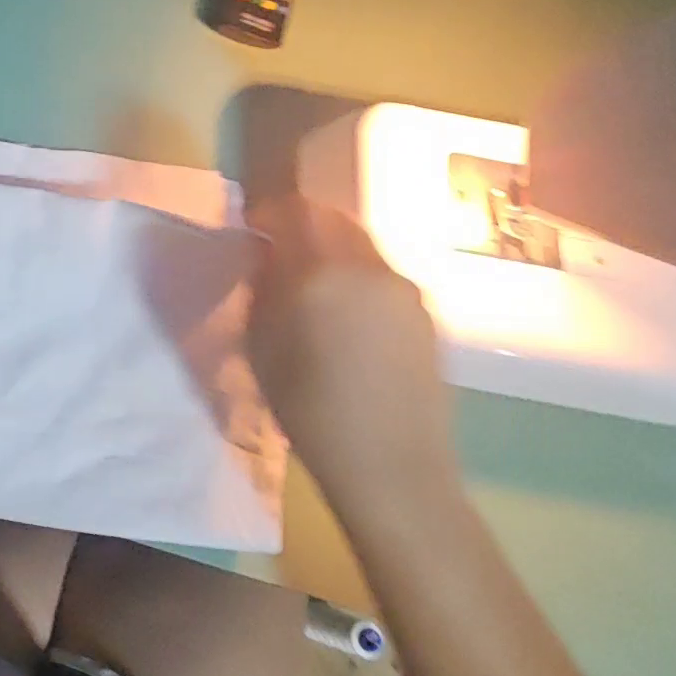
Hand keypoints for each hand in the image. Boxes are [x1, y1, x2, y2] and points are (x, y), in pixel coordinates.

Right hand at [245, 196, 457, 512]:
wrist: (390, 464)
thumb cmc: (306, 406)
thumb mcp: (260, 343)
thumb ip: (261, 288)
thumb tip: (263, 255)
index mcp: (323, 272)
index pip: (296, 211)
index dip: (269, 212)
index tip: (249, 228)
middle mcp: (371, 269)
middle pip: (334, 221)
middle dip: (301, 226)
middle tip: (274, 251)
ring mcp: (405, 290)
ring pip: (360, 246)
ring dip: (330, 250)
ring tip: (306, 285)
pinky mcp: (426, 315)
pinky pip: (380, 275)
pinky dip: (353, 276)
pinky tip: (339, 314)